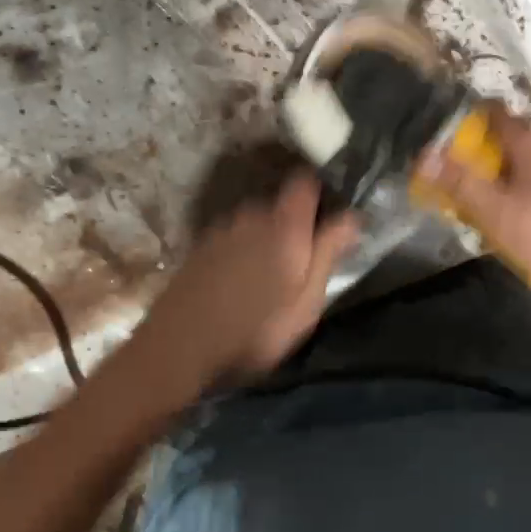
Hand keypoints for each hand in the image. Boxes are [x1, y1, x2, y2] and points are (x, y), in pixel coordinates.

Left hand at [139, 173, 358, 389]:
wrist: (177, 350)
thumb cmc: (254, 331)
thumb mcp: (305, 303)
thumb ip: (328, 254)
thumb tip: (352, 217)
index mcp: (285, 225)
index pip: (306, 181)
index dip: (321, 190)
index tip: (331, 213)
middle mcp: (252, 216)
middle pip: (281, 203)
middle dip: (296, 223)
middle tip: (305, 259)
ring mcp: (222, 230)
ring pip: (256, 221)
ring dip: (267, 237)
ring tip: (271, 275)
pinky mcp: (200, 248)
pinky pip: (234, 237)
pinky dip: (243, 250)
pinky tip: (241, 282)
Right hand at [418, 104, 530, 285]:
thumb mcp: (499, 214)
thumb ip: (461, 183)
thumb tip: (422, 153)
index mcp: (530, 139)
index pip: (491, 112)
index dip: (465, 122)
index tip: (446, 143)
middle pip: (512, 137)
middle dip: (487, 154)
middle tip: (467, 181)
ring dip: (513, 173)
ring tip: (498, 202)